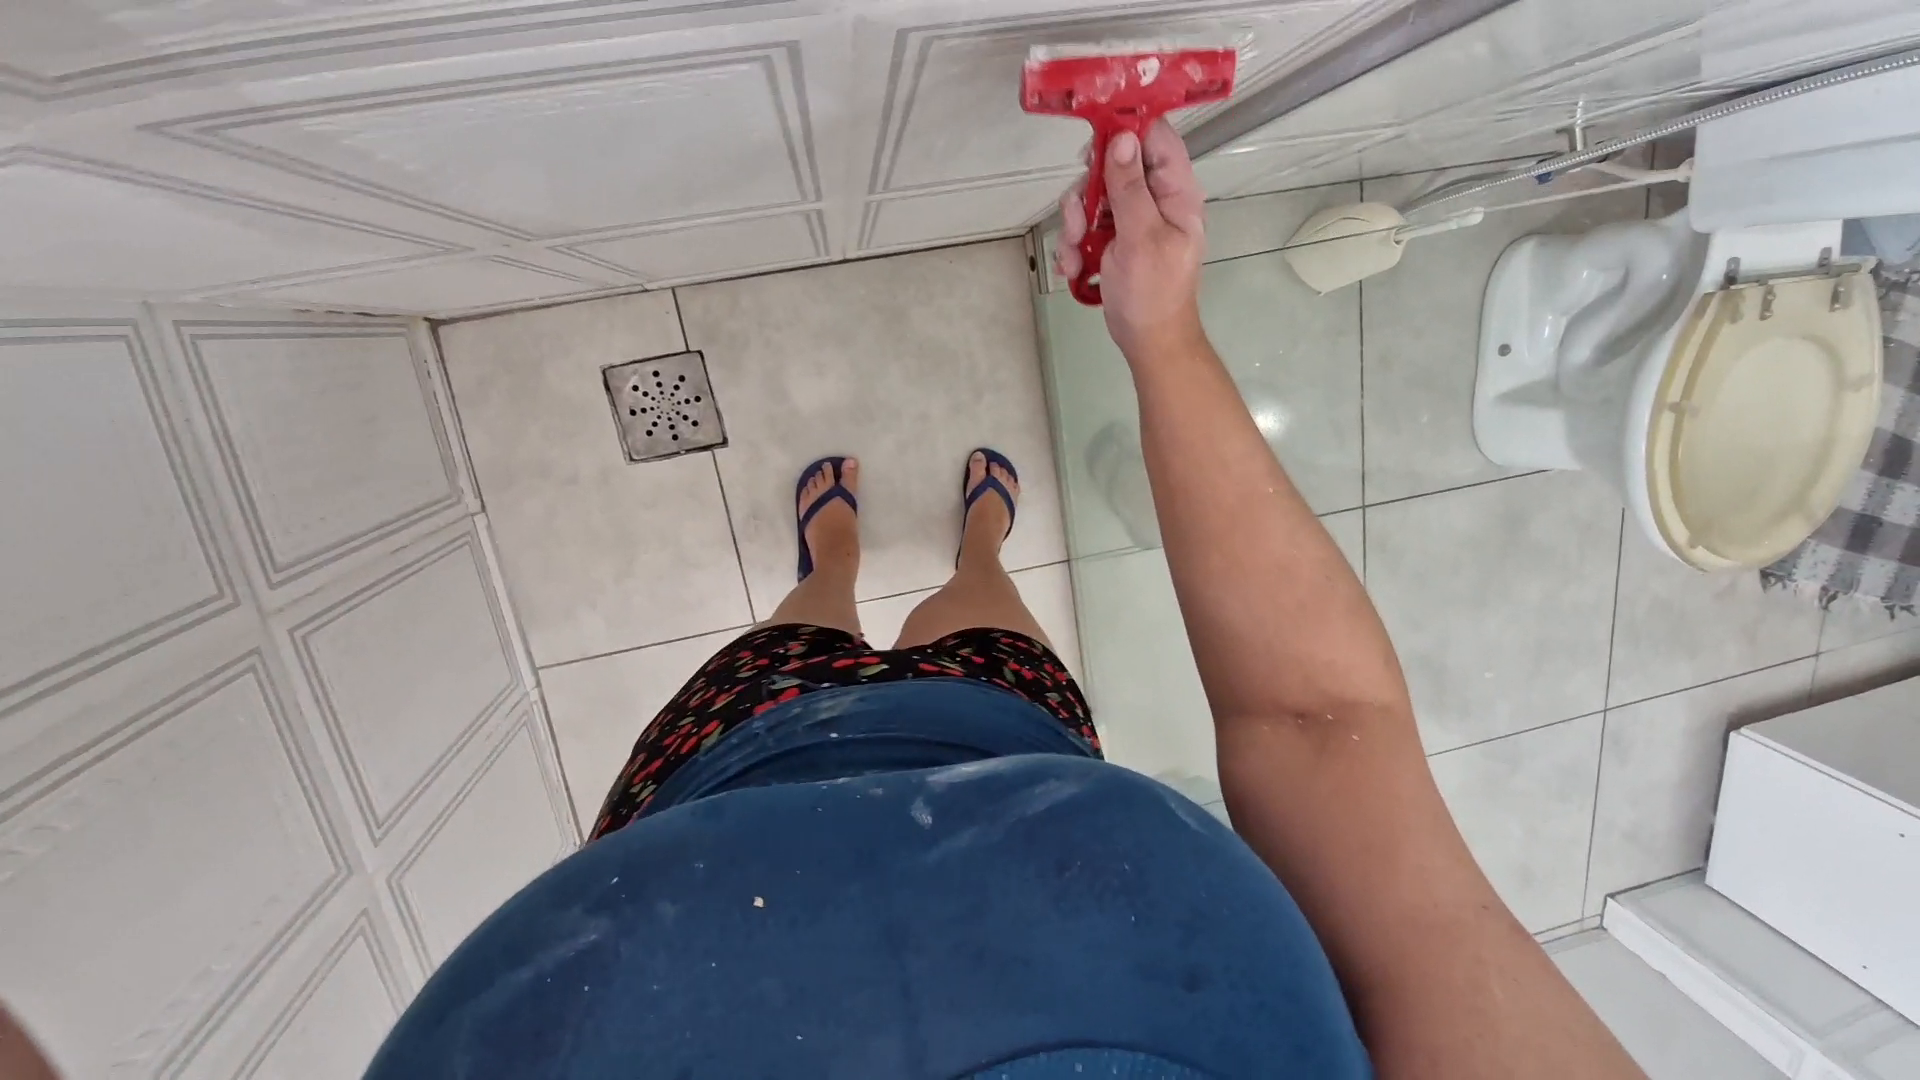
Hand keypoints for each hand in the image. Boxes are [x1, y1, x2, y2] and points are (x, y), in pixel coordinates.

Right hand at [1054, 119, 1206, 359]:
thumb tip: (1121, 138)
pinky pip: (1084, 228)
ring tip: (1075, 255)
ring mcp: (1130, 220)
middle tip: (1079, 223)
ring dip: (1074, 226)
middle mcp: (1154, 198)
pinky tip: (1074, 269)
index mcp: (1175, 191)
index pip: (1155, 138)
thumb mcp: (1142, 238)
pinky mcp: (1111, 241)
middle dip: (1087, 193)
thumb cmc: (1154, 294)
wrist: (1148, 341)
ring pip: (1092, 198)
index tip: (1093, 142)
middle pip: (1112, 166)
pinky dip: (1073, 248)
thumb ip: (1131, 188)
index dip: (1125, 129)